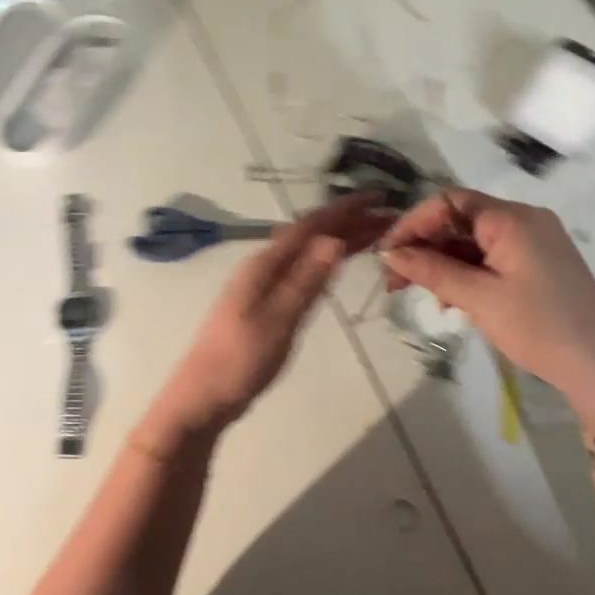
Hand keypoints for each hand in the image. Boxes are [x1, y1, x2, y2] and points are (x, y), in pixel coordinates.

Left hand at [149, 193, 389, 436]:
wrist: (204, 398)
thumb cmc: (239, 362)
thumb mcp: (278, 321)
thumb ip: (305, 282)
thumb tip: (334, 240)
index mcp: (264, 265)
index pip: (310, 226)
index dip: (345, 209)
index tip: (379, 196)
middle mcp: (263, 268)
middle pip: (311, 236)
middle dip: (349, 222)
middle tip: (390, 217)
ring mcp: (263, 287)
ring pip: (308, 253)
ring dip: (340, 241)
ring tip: (376, 235)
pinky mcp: (266, 305)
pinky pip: (303, 271)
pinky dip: (326, 263)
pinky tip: (339, 265)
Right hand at [379, 188, 594, 387]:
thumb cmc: (539, 327)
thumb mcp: (479, 299)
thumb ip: (432, 271)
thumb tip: (390, 253)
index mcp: (513, 219)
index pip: (449, 202)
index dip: (413, 224)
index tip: (387, 255)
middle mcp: (525, 220)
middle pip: (460, 220)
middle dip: (424, 247)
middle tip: (395, 282)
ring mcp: (535, 242)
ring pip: (474, 241)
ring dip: (443, 263)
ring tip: (421, 295)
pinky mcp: (539, 264)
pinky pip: (492, 257)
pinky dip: (466, 273)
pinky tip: (452, 300)